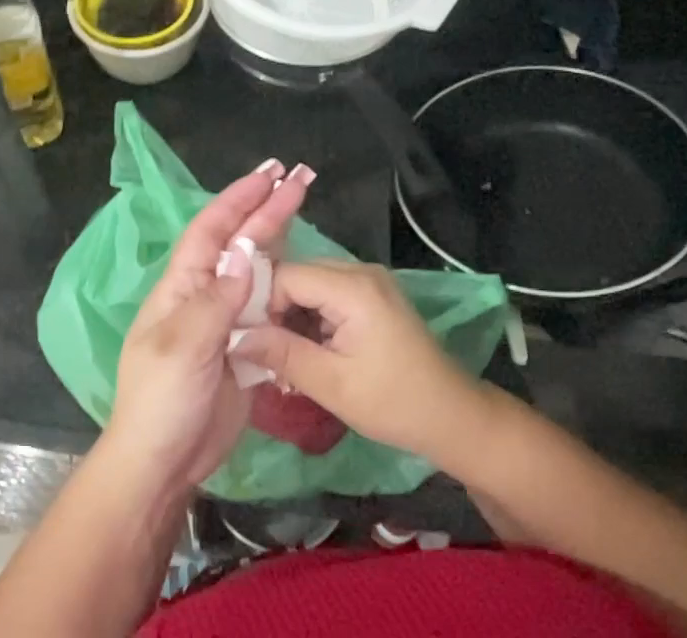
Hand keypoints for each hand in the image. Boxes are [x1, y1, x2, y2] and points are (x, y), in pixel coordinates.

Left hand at [104, 160, 314, 488]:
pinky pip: (267, 308)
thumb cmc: (161, 401)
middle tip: (299, 179)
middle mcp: (203, 297)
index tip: (268, 175)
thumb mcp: (182, 348)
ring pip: (255, 272)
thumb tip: (244, 256)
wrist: (163, 462)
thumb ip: (216, 302)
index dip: (237, 200)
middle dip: (265, 211)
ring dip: (277, 241)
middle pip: (237, 245)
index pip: (210, 232)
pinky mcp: (244, 350)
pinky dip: (285, 286)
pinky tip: (304, 272)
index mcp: (180, 289)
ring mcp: (224, 323)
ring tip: (302, 209)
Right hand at [231, 260, 482, 456]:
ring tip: (279, 354)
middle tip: (258, 349)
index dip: (259, 304)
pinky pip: (326, 294)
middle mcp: (359, 271)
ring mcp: (368, 281)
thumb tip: (234, 337)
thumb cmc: (393, 402)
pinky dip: (309, 318)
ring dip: (290, 316)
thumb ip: (281, 354)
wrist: (452, 416)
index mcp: (352, 287)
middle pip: (295, 275)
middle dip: (272, 310)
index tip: (244, 339)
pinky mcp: (371, 296)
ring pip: (308, 285)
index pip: (284, 276)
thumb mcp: (331, 384)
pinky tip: (304, 349)